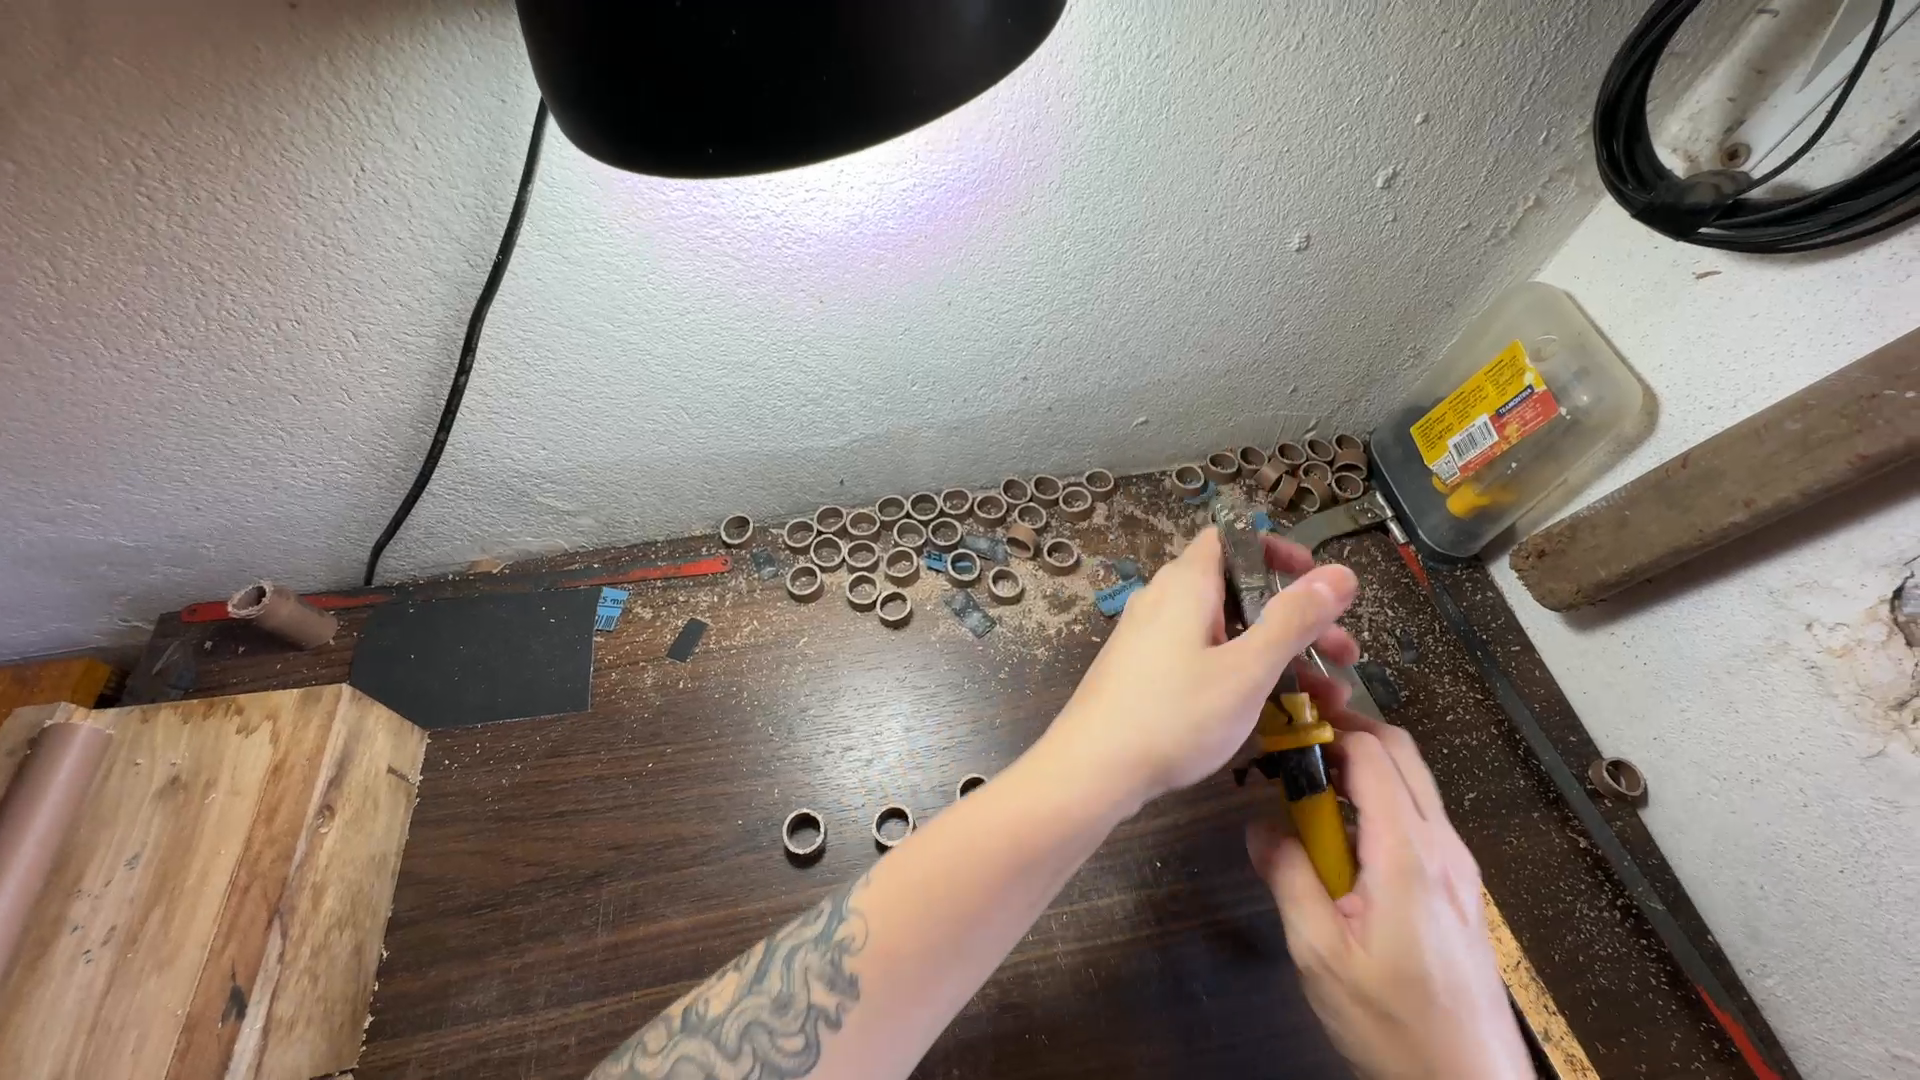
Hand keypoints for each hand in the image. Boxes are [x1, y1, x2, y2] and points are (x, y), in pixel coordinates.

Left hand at [1045, 527, 1358, 814]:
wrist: (1092, 769)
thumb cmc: (1173, 714)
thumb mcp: (1246, 668)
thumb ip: (1294, 620)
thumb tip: (1340, 573)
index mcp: (1185, 585)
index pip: (1231, 539)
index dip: (1276, 550)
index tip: (1316, 579)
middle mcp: (1163, 601)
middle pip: (1237, 591)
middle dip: (1295, 618)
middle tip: (1343, 654)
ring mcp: (1150, 639)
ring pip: (1225, 631)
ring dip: (1276, 654)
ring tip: (1328, 696)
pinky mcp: (1144, 673)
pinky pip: (1202, 658)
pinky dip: (1241, 673)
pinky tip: (1274, 711)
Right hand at [1246, 678, 1530, 1079]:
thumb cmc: (1393, 1023)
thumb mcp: (1319, 955)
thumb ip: (1288, 879)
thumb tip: (1259, 829)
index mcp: (1408, 856)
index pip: (1373, 754)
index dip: (1326, 730)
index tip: (1283, 737)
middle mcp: (1443, 847)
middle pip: (1401, 752)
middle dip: (1347, 733)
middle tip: (1296, 745)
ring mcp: (1458, 867)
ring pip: (1413, 781)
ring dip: (1362, 768)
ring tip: (1310, 791)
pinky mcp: (1459, 887)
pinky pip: (1418, 816)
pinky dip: (1378, 800)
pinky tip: (1342, 838)